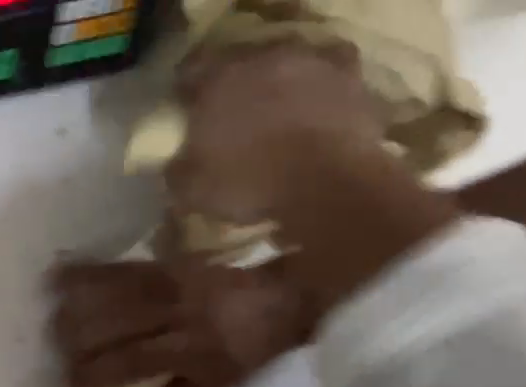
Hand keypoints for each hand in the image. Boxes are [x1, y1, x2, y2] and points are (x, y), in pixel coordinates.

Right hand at [49, 255, 316, 386]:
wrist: (292, 296)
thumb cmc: (248, 352)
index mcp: (188, 349)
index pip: (126, 362)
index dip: (91, 377)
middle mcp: (177, 313)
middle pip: (110, 324)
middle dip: (73, 342)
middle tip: (52, 354)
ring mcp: (173, 283)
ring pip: (111, 293)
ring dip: (75, 307)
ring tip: (49, 319)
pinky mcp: (172, 262)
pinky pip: (123, 268)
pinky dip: (87, 272)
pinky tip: (58, 274)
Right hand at [167, 42, 386, 225]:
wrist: (324, 182)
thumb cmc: (246, 183)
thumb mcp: (188, 189)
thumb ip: (177, 165)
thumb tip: (176, 160)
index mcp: (217, 82)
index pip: (190, 71)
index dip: (184, 90)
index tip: (182, 108)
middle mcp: (263, 59)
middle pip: (239, 62)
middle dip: (231, 84)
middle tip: (227, 111)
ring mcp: (310, 61)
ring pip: (282, 63)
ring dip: (273, 81)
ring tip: (271, 109)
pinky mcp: (348, 73)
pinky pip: (327, 69)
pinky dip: (317, 83)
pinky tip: (312, 102)